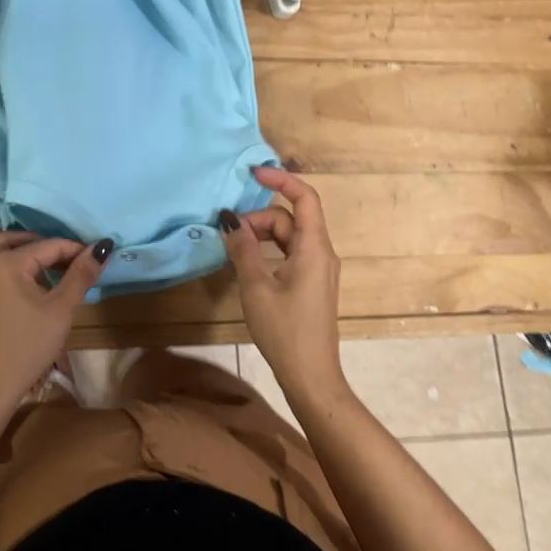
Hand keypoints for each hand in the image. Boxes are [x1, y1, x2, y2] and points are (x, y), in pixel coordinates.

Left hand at [0, 231, 110, 416]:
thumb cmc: (29, 347)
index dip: (75, 249)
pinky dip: (0, 262)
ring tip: (48, 264)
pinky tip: (14, 275)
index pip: (49, 245)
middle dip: (50, 248)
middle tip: (74, 262)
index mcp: (8, 262)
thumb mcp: (61, 309)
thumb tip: (102, 247)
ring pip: (0, 249)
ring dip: (25, 250)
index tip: (96, 258)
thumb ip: (81, 275)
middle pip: (23, 243)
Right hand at [220, 167, 346, 404]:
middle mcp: (321, 253)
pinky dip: (268, 251)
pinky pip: (289, 254)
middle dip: (259, 218)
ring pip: (289, 237)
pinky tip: (247, 264)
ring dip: (261, 235)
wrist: (311, 376)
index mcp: (314, 248)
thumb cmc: (285, 330)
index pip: (305, 198)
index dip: (280, 180)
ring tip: (234, 248)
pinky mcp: (311, 284)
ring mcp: (318, 270)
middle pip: (290, 219)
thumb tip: (229, 218)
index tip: (252, 174)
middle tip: (229, 233)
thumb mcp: (256, 286)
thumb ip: (243, 248)